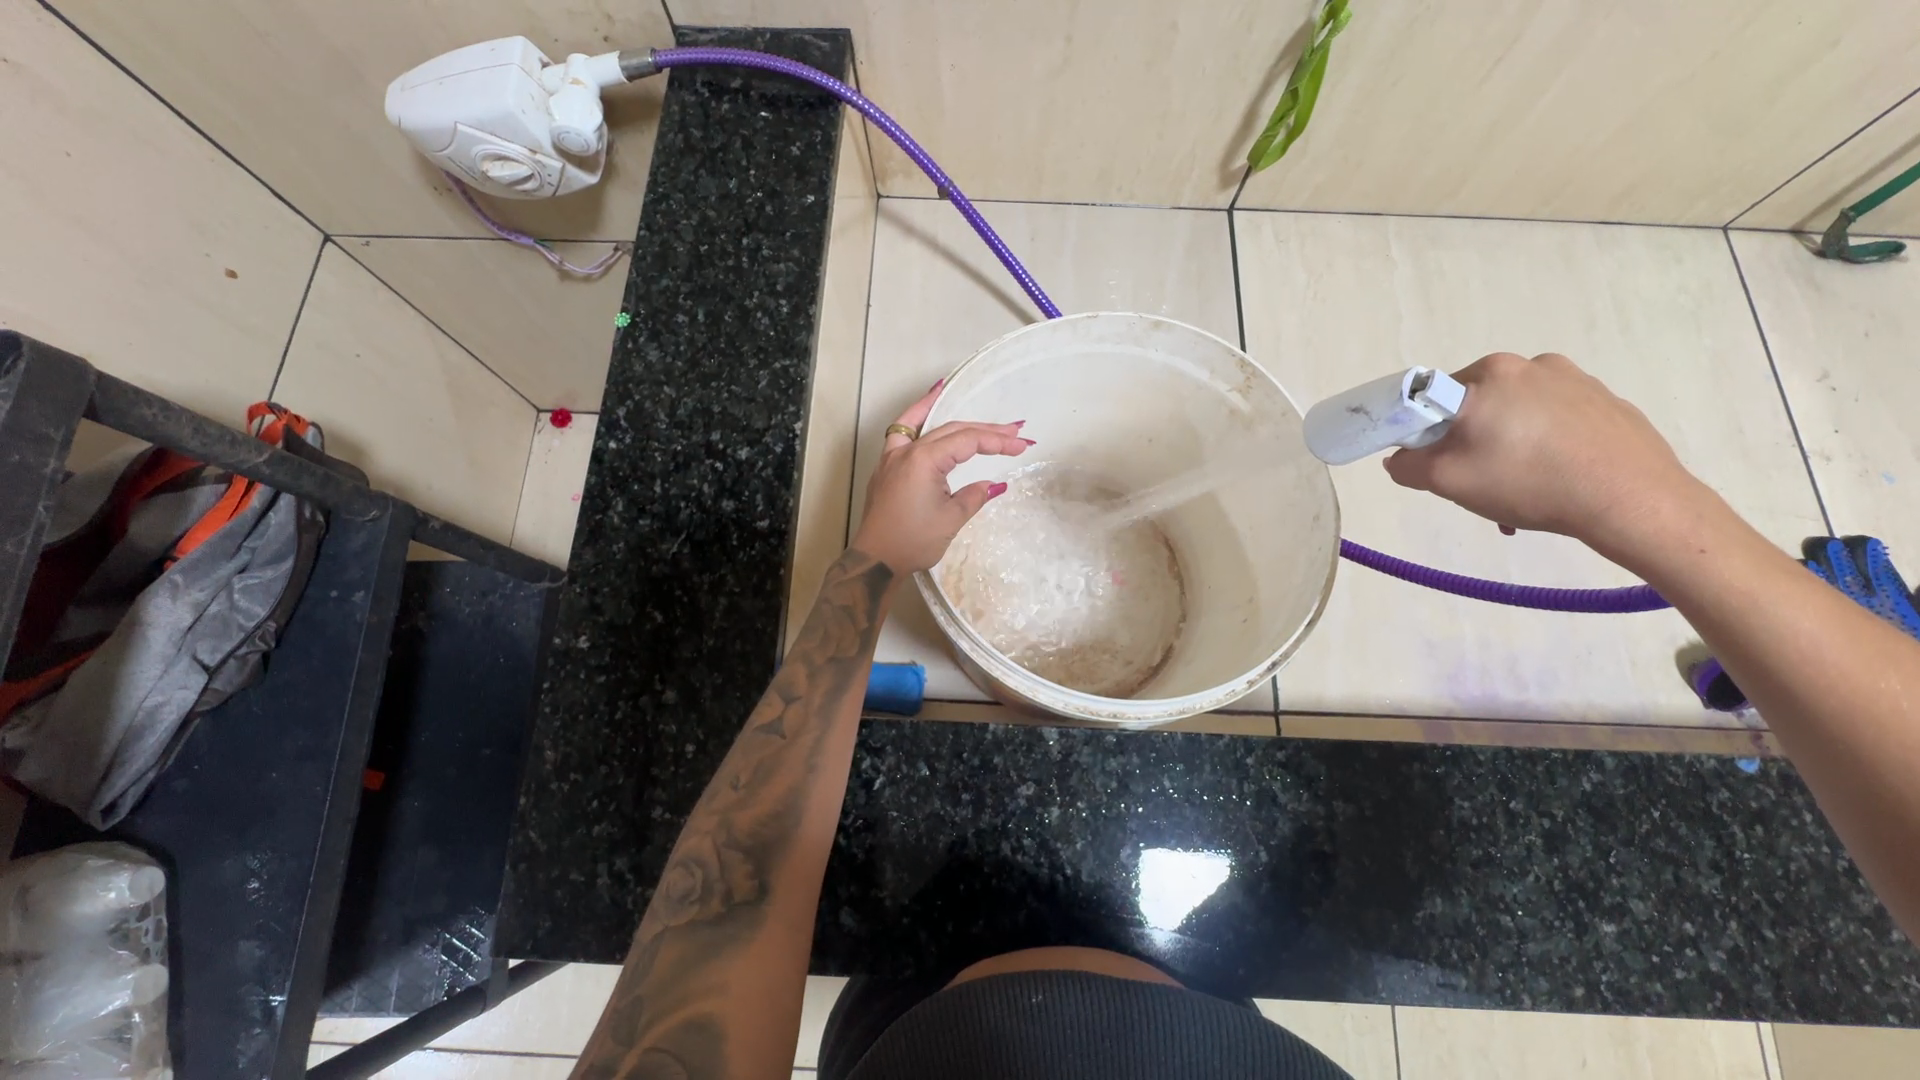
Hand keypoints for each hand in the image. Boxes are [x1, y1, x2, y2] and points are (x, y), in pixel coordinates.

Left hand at [850, 381, 1031, 573]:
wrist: (874, 560)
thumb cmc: (912, 541)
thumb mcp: (950, 519)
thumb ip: (973, 496)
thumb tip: (993, 485)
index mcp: (924, 460)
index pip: (967, 441)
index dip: (997, 442)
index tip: (1022, 446)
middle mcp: (906, 451)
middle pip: (950, 430)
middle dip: (983, 430)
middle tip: (1014, 432)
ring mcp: (892, 458)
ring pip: (923, 426)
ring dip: (945, 415)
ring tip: (953, 393)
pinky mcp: (886, 470)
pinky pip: (901, 433)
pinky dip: (913, 420)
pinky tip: (922, 413)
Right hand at [1383, 352, 1701, 549]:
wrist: (1632, 499)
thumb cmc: (1529, 482)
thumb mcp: (1446, 481)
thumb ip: (1407, 466)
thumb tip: (1402, 458)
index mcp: (1489, 373)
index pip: (1432, 399)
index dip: (1424, 434)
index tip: (1435, 464)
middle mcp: (1530, 365)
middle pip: (1476, 408)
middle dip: (1469, 445)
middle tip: (1477, 484)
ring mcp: (1575, 381)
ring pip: (1516, 418)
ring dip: (1506, 450)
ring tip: (1519, 494)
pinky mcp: (1606, 403)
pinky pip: (1555, 425)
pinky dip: (1544, 451)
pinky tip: (1553, 484)